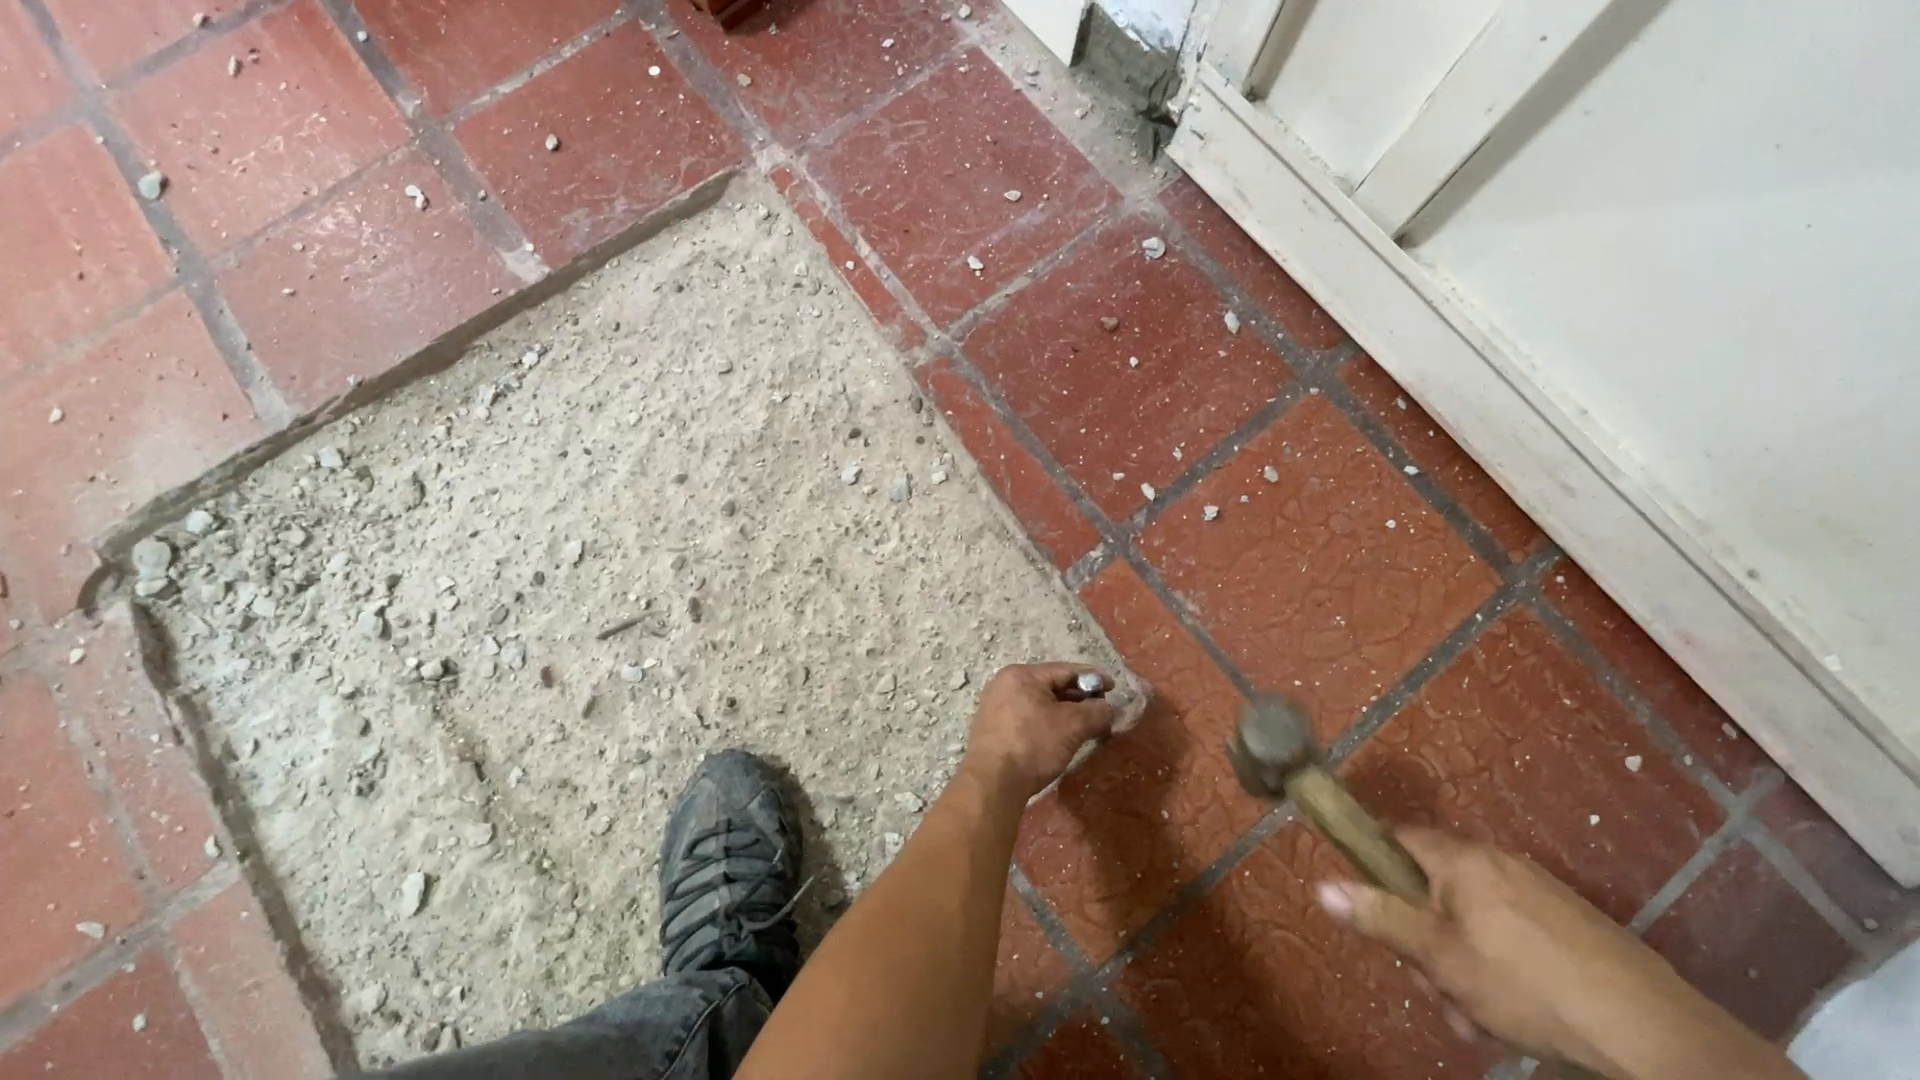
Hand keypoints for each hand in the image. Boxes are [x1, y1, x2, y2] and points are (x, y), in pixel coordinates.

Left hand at [958, 662, 1116, 801]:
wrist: (992, 783)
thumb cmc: (1033, 745)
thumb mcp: (1072, 726)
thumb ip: (1096, 712)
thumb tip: (1108, 710)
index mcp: (1021, 675)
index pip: (1065, 670)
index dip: (1093, 678)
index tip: (1113, 688)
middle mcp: (1004, 684)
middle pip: (1052, 686)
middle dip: (1079, 698)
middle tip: (1102, 711)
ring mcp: (995, 706)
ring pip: (1040, 703)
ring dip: (1065, 713)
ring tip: (1086, 727)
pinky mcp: (993, 728)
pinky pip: (1028, 717)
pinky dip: (1048, 723)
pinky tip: (1061, 738)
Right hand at [1315, 828, 1702, 1074]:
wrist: (1648, 1028)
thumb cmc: (1526, 984)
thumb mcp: (1439, 958)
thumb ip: (1381, 918)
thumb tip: (1321, 885)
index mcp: (1462, 859)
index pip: (1396, 835)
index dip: (1372, 861)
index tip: (1367, 901)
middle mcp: (1499, 861)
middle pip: (1433, 885)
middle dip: (1422, 936)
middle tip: (1430, 983)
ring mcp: (1539, 890)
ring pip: (1471, 916)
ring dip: (1458, 960)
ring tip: (1474, 1013)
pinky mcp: (1569, 921)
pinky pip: (1509, 930)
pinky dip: (1497, 963)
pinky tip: (1510, 1009)